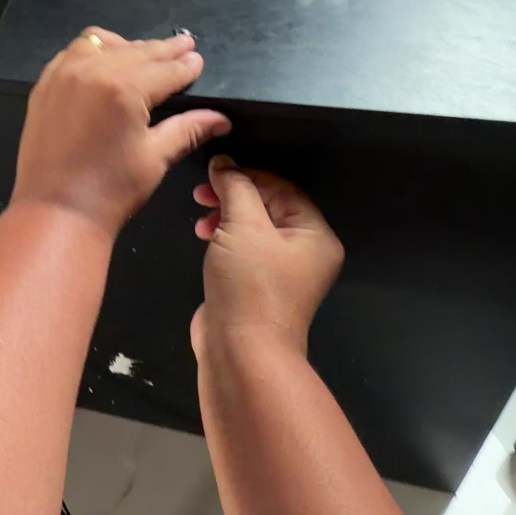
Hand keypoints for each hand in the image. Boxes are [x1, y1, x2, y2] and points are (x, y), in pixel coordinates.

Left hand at [10, 28, 230, 237]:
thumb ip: (187, 129)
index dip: (186, 66)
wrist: (55, 211)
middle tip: (184, 46)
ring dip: (127, 46)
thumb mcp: (155, 158)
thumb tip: (220, 118)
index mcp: (124, 89)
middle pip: (137, 51)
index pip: (166, 69)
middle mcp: (92, 71)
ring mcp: (63, 75)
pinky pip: (71, 53)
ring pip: (102, 43)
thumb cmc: (110, 191)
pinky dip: (93, 51)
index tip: (198, 60)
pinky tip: (105, 60)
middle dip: (164, 50)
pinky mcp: (44, 85)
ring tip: (145, 54)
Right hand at [190, 155, 343, 354]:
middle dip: (232, 195)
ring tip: (200, 220)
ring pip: (251, 225)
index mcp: (315, 235)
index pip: (282, 187)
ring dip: (224, 215)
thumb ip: (235, 186)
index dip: (246, 174)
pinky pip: (242, 247)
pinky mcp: (257, 284)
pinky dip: (223, 236)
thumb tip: (224, 164)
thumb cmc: (250, 285)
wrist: (241, 351)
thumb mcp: (243, 225)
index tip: (212, 172)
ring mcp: (281, 271)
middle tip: (201, 193)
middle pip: (267, 204)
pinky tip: (204, 237)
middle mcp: (305, 251)